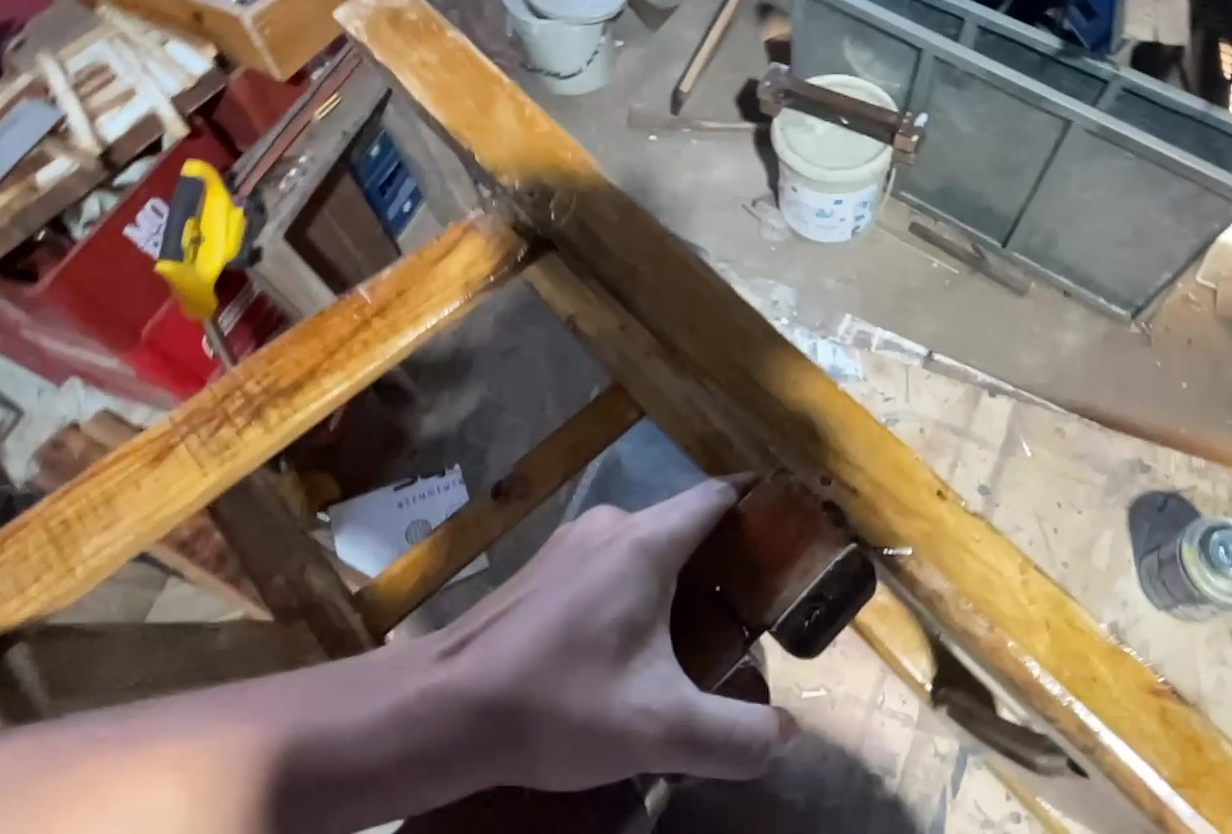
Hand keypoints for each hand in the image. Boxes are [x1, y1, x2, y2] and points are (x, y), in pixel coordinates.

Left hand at [423, 478, 797, 790]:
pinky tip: (630, 644)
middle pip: (684, 522)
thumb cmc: (558, 704)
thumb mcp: (660, 730)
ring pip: (644, 545)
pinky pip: (609, 562)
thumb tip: (786, 734)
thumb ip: (736, 735)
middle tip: (751, 606)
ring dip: (676, 576)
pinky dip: (636, 586)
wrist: (442, 710)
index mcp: (645, 542)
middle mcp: (610, 525)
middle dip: (723, 555)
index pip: (717, 496)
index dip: (757, 502)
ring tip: (696, 632)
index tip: (789, 525)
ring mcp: (571, 542)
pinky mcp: (544, 568)